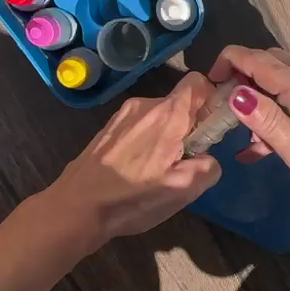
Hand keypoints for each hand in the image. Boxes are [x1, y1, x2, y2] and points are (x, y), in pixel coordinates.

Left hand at [45, 71, 222, 242]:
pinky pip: (140, 126)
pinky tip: (137, 170)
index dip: (212, 101)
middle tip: (185, 162)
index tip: (212, 130)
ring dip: (168, 137)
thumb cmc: (134, 198)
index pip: (199, 83)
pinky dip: (147, 141)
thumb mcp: (184, 190)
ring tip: (159, 171)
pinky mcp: (108, 128)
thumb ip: (209, 166)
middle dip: (190, 128)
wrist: (77, 207)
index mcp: (168, 114)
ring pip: (160, 116)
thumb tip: (208, 158)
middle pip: (180, 103)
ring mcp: (124, 115)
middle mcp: (145, 105)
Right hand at [209, 46, 289, 233]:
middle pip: (274, 63)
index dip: (232, 62)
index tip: (210, 79)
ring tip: (244, 132)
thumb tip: (236, 92)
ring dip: (261, 96)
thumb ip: (267, 120)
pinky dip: (279, 109)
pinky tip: (264, 141)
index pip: (262, 61)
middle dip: (244, 77)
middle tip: (223, 104)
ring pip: (286, 79)